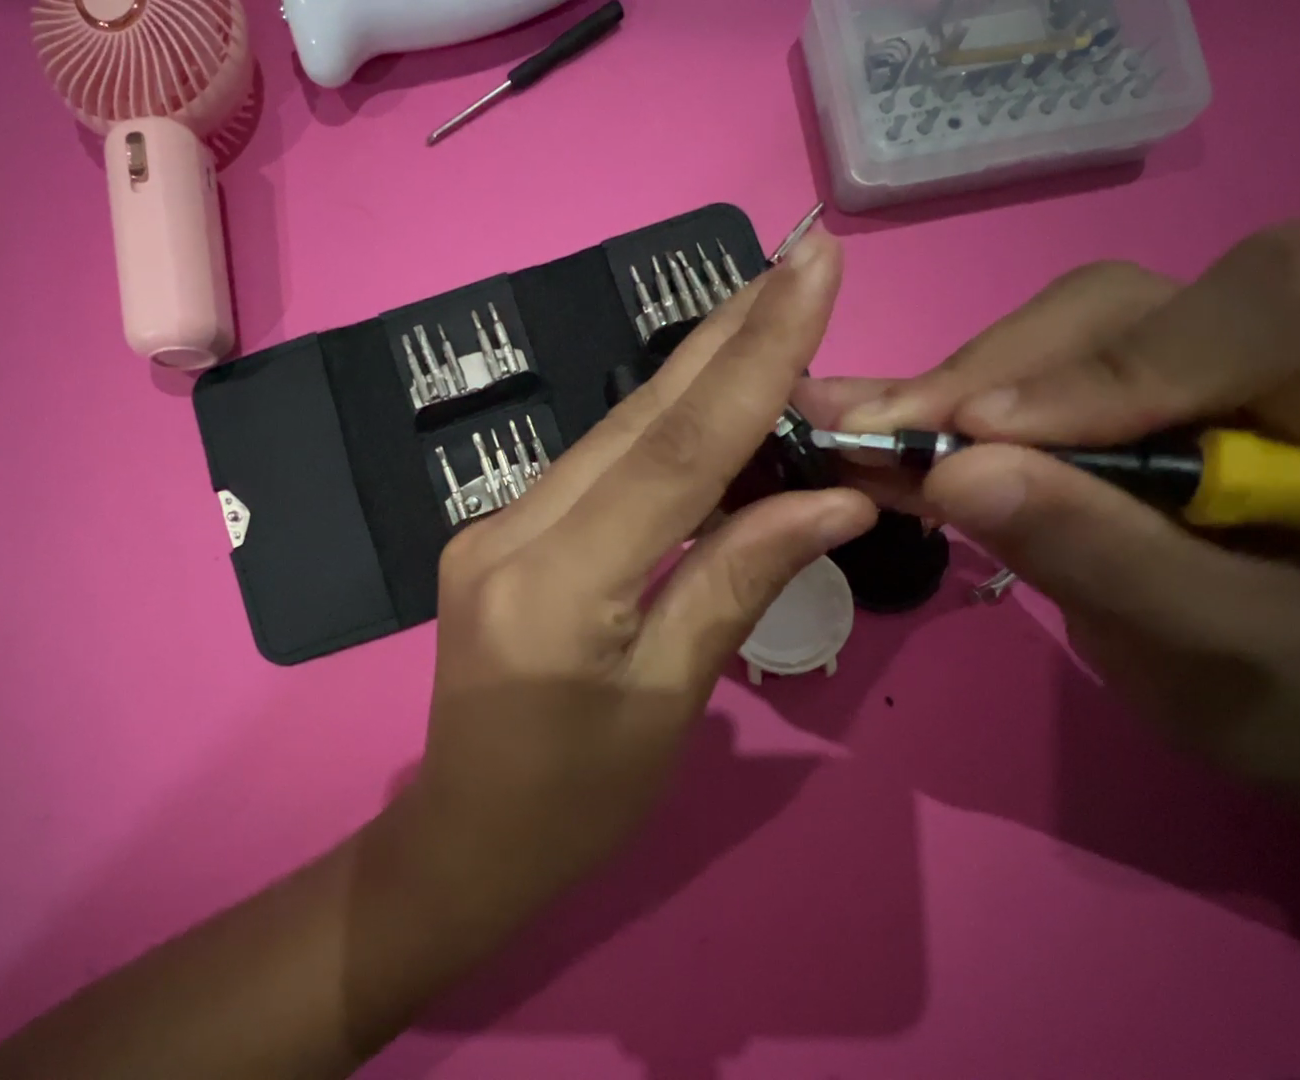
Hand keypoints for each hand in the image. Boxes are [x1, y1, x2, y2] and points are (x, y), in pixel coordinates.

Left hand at [407, 227, 873, 910]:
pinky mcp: (493, 539)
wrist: (465, 838)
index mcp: (554, 585)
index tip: (811, 269)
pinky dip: (654, 438)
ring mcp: (491, 531)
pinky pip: (589, 475)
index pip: (673, 451)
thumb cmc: (575, 801)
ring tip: (768, 317)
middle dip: (722, 340)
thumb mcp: (669, 703)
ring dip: (691, 382)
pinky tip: (703, 409)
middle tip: (796, 262)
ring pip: (608, 439)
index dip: (752, 359)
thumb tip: (834, 500)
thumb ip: (737, 584)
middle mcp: (508, 533)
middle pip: (634, 423)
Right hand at [798, 224, 1299, 949]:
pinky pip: (1007, 381)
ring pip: (1047, 334)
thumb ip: (1102, 552)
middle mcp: (1269, 352)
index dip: (1113, 363)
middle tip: (887, 436)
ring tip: (859, 440)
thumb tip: (954, 473)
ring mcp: (1174, 369)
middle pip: (1121, 308)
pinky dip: (928, 406)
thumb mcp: (1216, 640)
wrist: (1294, 705)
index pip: (1259, 316)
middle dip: (996, 374)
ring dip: (946, 391)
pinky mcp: (1097, 402)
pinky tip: (856, 419)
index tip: (985, 434)